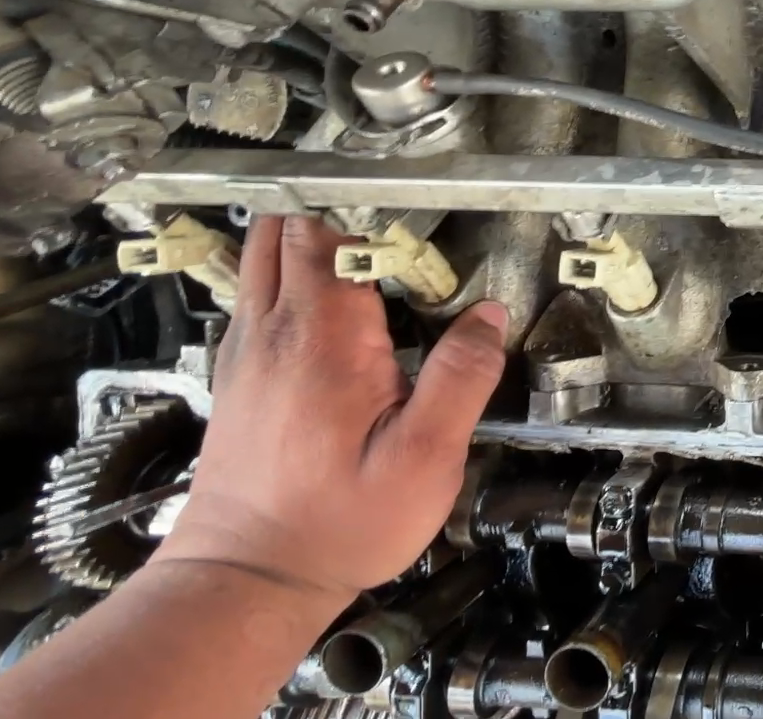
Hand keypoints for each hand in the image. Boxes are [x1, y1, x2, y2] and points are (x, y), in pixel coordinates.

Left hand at [154, 217, 506, 603]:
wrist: (245, 583)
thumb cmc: (340, 521)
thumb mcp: (426, 455)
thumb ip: (462, 376)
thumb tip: (490, 315)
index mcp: (325, 343)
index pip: (330, 242)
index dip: (371, 215)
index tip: (417, 213)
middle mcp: (274, 338)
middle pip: (284, 237)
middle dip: (333, 212)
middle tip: (394, 219)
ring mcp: (247, 357)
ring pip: (263, 264)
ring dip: (308, 240)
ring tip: (368, 240)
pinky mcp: (239, 380)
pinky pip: (258, 300)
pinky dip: (289, 277)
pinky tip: (330, 295)